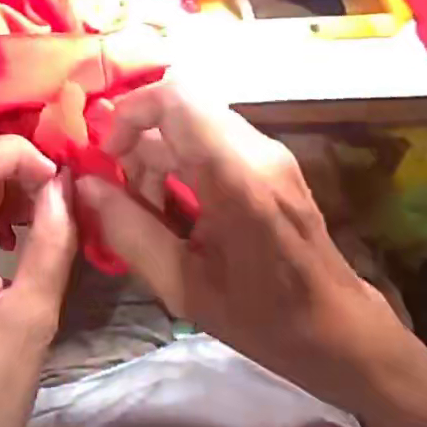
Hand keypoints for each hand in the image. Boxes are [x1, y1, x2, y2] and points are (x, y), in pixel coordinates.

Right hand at [76, 81, 426, 416]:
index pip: (175, 96)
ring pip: (196, 119)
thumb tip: (85, 184)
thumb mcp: (184, 285)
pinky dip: (183, 157)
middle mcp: (256, 149)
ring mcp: (269, 151)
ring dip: (160, 149)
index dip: (130, 112)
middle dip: (140, 136)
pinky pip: (214, 138)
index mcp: (236, 176)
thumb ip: (128, 229)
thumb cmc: (263, 318)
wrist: (340, 329)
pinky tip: (175, 203)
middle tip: (122, 188)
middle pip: (182, 104)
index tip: (108, 155)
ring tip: (146, 203)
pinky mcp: (272, 161)